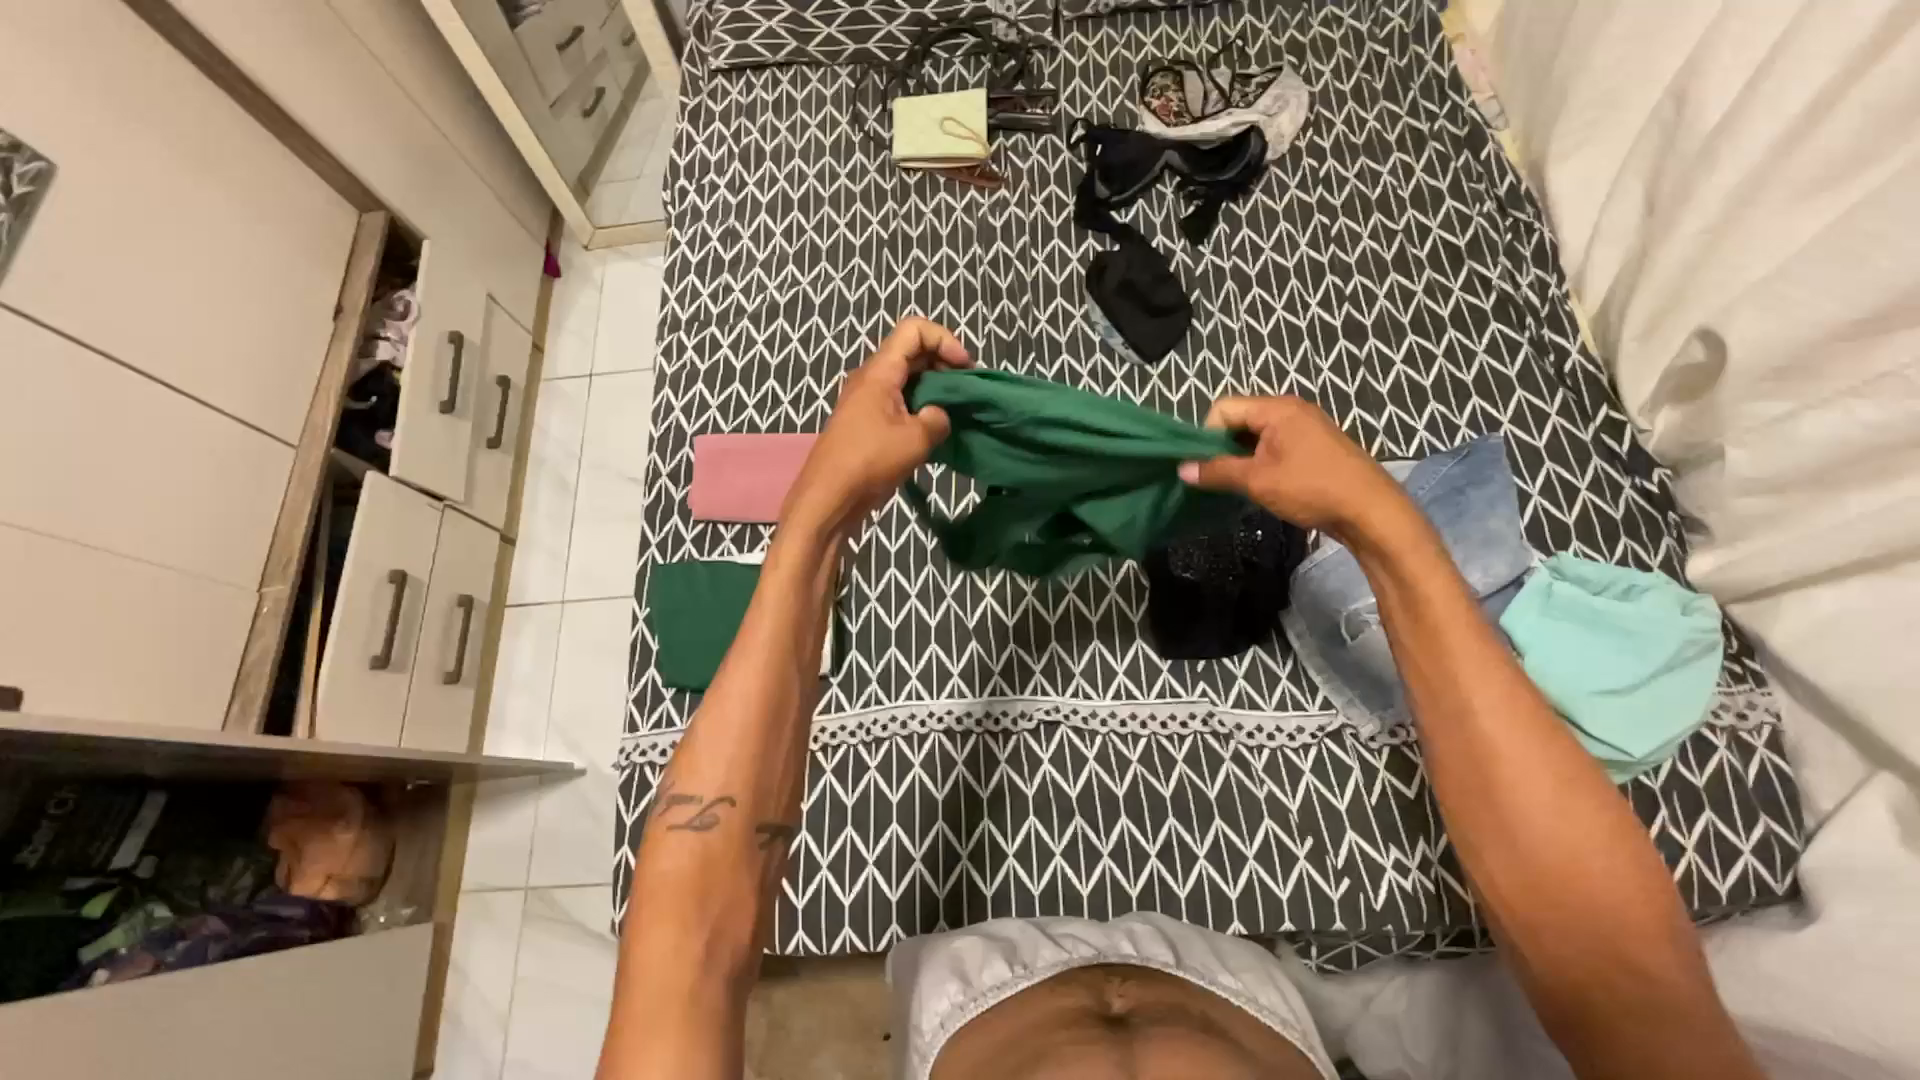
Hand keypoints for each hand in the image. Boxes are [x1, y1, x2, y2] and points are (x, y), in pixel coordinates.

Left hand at [782, 316, 971, 535]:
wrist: (828, 497)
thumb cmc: (870, 462)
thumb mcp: (916, 440)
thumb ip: (938, 418)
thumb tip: (938, 416)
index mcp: (879, 372)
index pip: (914, 330)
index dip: (944, 340)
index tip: (964, 368)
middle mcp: (870, 378)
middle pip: (911, 351)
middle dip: (943, 363)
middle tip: (966, 390)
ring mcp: (866, 400)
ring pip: (906, 378)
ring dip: (933, 388)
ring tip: (955, 411)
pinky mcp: (866, 422)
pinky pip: (898, 401)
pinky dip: (920, 407)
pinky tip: (934, 430)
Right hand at [1178, 396, 1410, 540]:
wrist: (1371, 510)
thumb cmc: (1311, 488)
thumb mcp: (1257, 481)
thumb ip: (1217, 472)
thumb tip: (1182, 469)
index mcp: (1277, 408)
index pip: (1223, 408)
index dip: (1207, 435)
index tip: (1206, 466)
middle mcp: (1291, 409)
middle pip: (1240, 419)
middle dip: (1223, 447)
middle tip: (1219, 478)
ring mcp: (1306, 426)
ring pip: (1257, 434)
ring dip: (1242, 457)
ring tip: (1239, 485)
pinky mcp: (1315, 445)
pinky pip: (1276, 445)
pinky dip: (1261, 461)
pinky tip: (1263, 485)